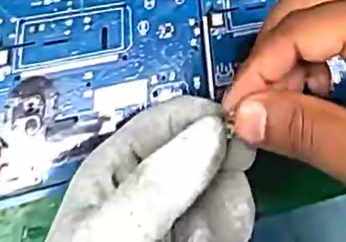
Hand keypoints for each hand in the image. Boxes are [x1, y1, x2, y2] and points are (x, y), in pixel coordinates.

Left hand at [46, 97, 255, 241]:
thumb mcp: (108, 238)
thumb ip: (155, 185)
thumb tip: (209, 131)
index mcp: (116, 169)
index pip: (172, 117)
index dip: (208, 118)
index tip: (237, 135)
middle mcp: (150, 189)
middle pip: (208, 151)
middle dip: (222, 174)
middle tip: (221, 205)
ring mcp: (174, 224)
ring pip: (225, 191)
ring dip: (227, 213)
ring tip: (205, 241)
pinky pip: (229, 228)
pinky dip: (227, 235)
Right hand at [221, 0, 345, 230]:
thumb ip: (301, 129)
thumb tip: (242, 114)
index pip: (298, 29)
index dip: (259, 69)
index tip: (234, 111)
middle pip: (299, 8)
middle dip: (270, 56)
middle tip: (255, 108)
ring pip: (308, 15)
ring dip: (287, 57)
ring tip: (288, 108)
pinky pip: (326, 29)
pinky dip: (307, 59)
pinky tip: (314, 95)